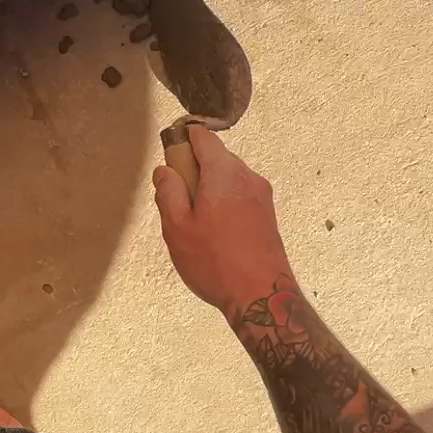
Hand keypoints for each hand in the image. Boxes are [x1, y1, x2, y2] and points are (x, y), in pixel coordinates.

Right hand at [152, 125, 295, 322]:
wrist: (263, 296)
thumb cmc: (214, 260)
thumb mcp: (177, 227)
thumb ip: (168, 192)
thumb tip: (165, 170)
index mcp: (224, 173)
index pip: (203, 137)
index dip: (182, 140)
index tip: (168, 158)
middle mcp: (247, 176)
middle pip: (216, 157)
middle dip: (194, 170)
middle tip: (178, 203)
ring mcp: (262, 196)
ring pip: (228, 178)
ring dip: (209, 189)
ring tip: (196, 224)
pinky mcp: (268, 215)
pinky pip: (240, 195)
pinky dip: (224, 202)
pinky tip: (216, 233)